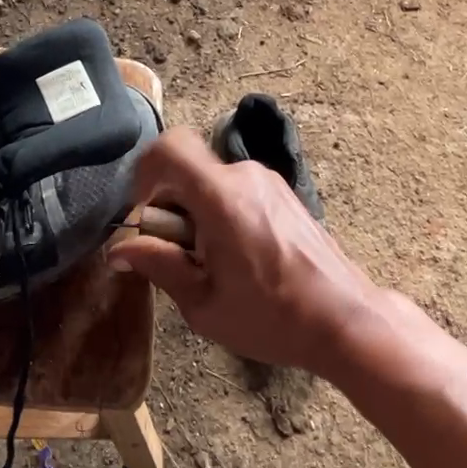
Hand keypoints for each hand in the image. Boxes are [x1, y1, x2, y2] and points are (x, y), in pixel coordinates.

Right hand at [104, 129, 378, 374]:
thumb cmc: (274, 317)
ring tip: (214, 265)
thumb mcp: (204, 304)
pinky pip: (236, 190)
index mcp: (222, 197)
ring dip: (198, 214)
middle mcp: (245, 176)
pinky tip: (240, 259)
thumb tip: (120, 250)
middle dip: (173, 206)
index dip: (145, 171)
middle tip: (180, 255)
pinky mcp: (283, 193)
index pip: (170, 148)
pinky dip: (223, 214)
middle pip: (189, 171)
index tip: (143, 211)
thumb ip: (160, 266)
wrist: (346, 320)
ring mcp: (268, 180)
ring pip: (212, 182)